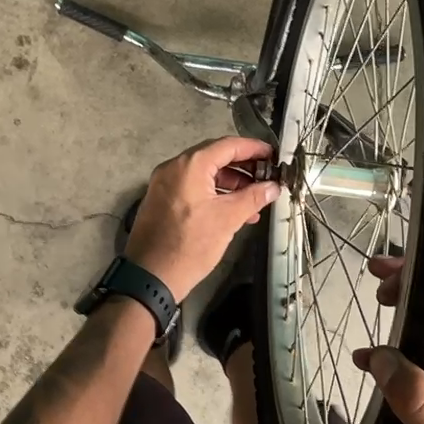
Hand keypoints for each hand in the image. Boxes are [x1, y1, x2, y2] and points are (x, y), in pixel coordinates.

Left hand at [125, 136, 278, 303]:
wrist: (150, 278)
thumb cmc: (190, 245)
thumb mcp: (227, 219)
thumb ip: (253, 198)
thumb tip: (273, 186)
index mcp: (189, 165)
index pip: (227, 145)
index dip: (253, 148)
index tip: (273, 155)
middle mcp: (174, 167)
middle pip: (215, 157)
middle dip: (244, 166)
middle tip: (267, 176)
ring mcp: (165, 183)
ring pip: (204, 173)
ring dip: (231, 182)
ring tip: (255, 198)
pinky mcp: (162, 200)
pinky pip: (193, 187)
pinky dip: (214, 193)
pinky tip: (234, 210)